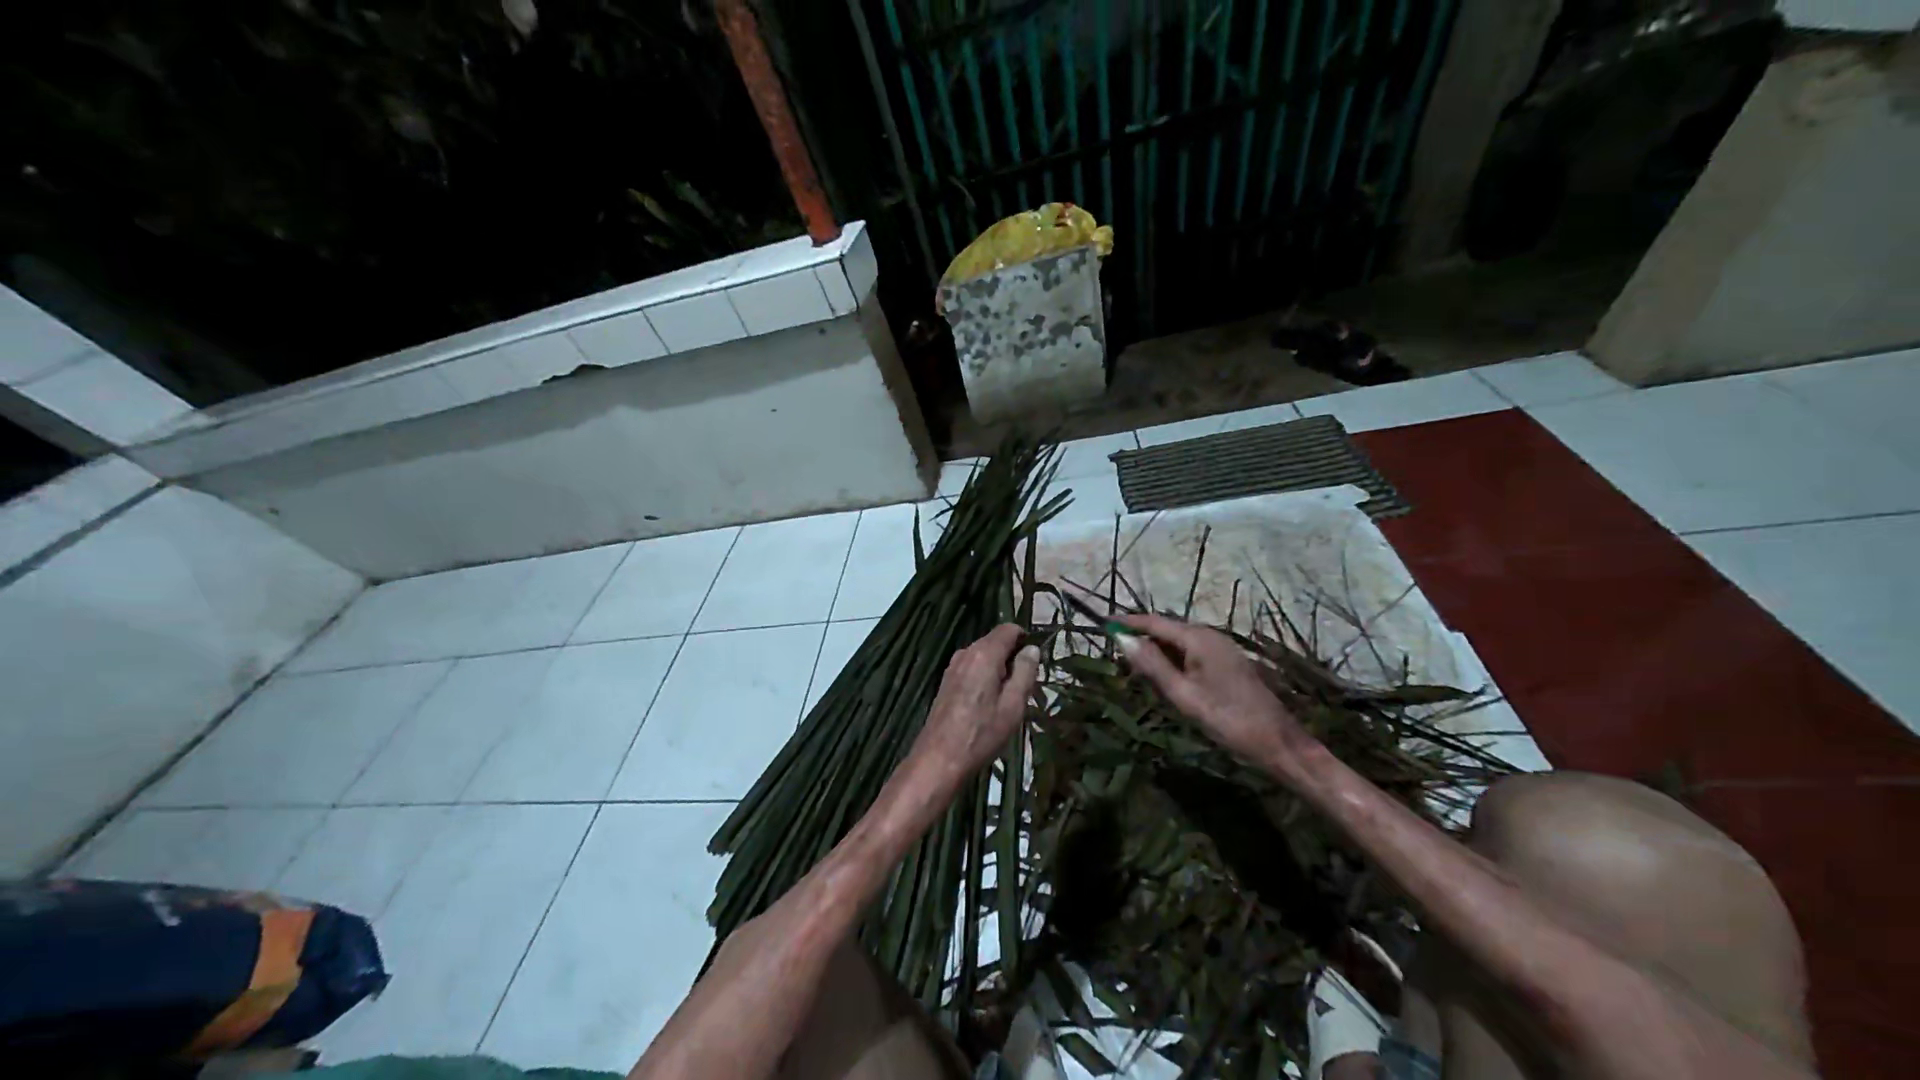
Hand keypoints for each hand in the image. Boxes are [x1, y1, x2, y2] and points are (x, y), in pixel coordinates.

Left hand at [911, 624, 1039, 785]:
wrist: (940, 758)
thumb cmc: (982, 733)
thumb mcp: (1013, 705)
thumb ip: (1025, 672)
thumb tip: (1032, 649)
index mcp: (984, 654)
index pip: (1008, 629)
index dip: (1025, 638)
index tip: (1036, 660)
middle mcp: (966, 653)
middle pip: (995, 642)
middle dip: (1013, 656)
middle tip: (1026, 685)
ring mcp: (953, 667)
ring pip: (984, 656)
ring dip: (999, 669)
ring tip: (1009, 698)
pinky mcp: (947, 681)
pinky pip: (972, 668)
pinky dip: (985, 677)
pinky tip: (989, 703)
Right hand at [1114, 614, 1314, 768]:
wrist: (1277, 742)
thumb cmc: (1227, 719)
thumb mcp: (1183, 695)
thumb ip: (1152, 665)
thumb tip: (1123, 640)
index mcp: (1199, 638)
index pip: (1155, 621)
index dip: (1128, 622)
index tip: (1103, 623)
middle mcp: (1210, 635)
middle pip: (1167, 628)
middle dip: (1142, 637)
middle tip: (1115, 652)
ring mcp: (1221, 648)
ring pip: (1179, 642)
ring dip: (1157, 650)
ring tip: (1135, 666)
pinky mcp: (1227, 662)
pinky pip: (1192, 652)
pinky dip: (1173, 659)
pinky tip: (1164, 677)